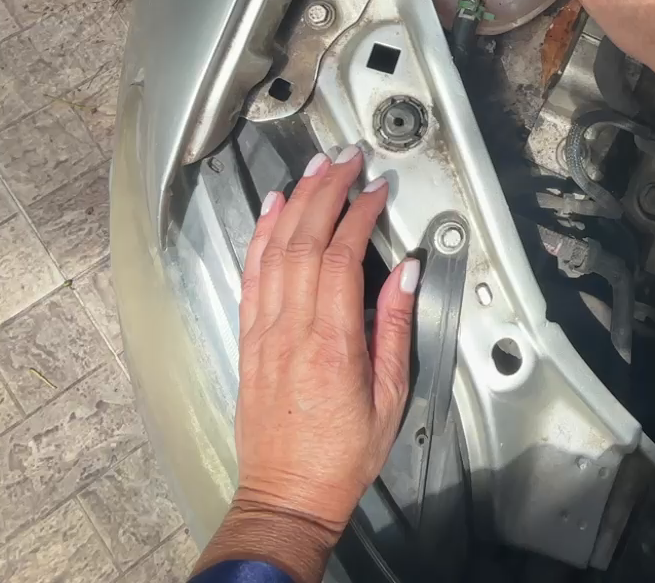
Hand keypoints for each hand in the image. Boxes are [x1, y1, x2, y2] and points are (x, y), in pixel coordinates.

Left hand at [194, 145, 418, 582]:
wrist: (285, 496)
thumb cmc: (343, 452)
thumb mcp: (389, 396)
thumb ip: (395, 329)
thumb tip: (405, 273)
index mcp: (331, 343)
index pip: (342, 258)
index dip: (360, 214)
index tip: (377, 189)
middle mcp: (291, 329)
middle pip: (305, 241)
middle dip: (327, 191)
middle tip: (346, 158)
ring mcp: (264, 331)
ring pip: (275, 250)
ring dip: (296, 202)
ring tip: (314, 167)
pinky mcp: (249, 338)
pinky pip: (252, 275)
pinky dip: (260, 235)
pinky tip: (271, 209)